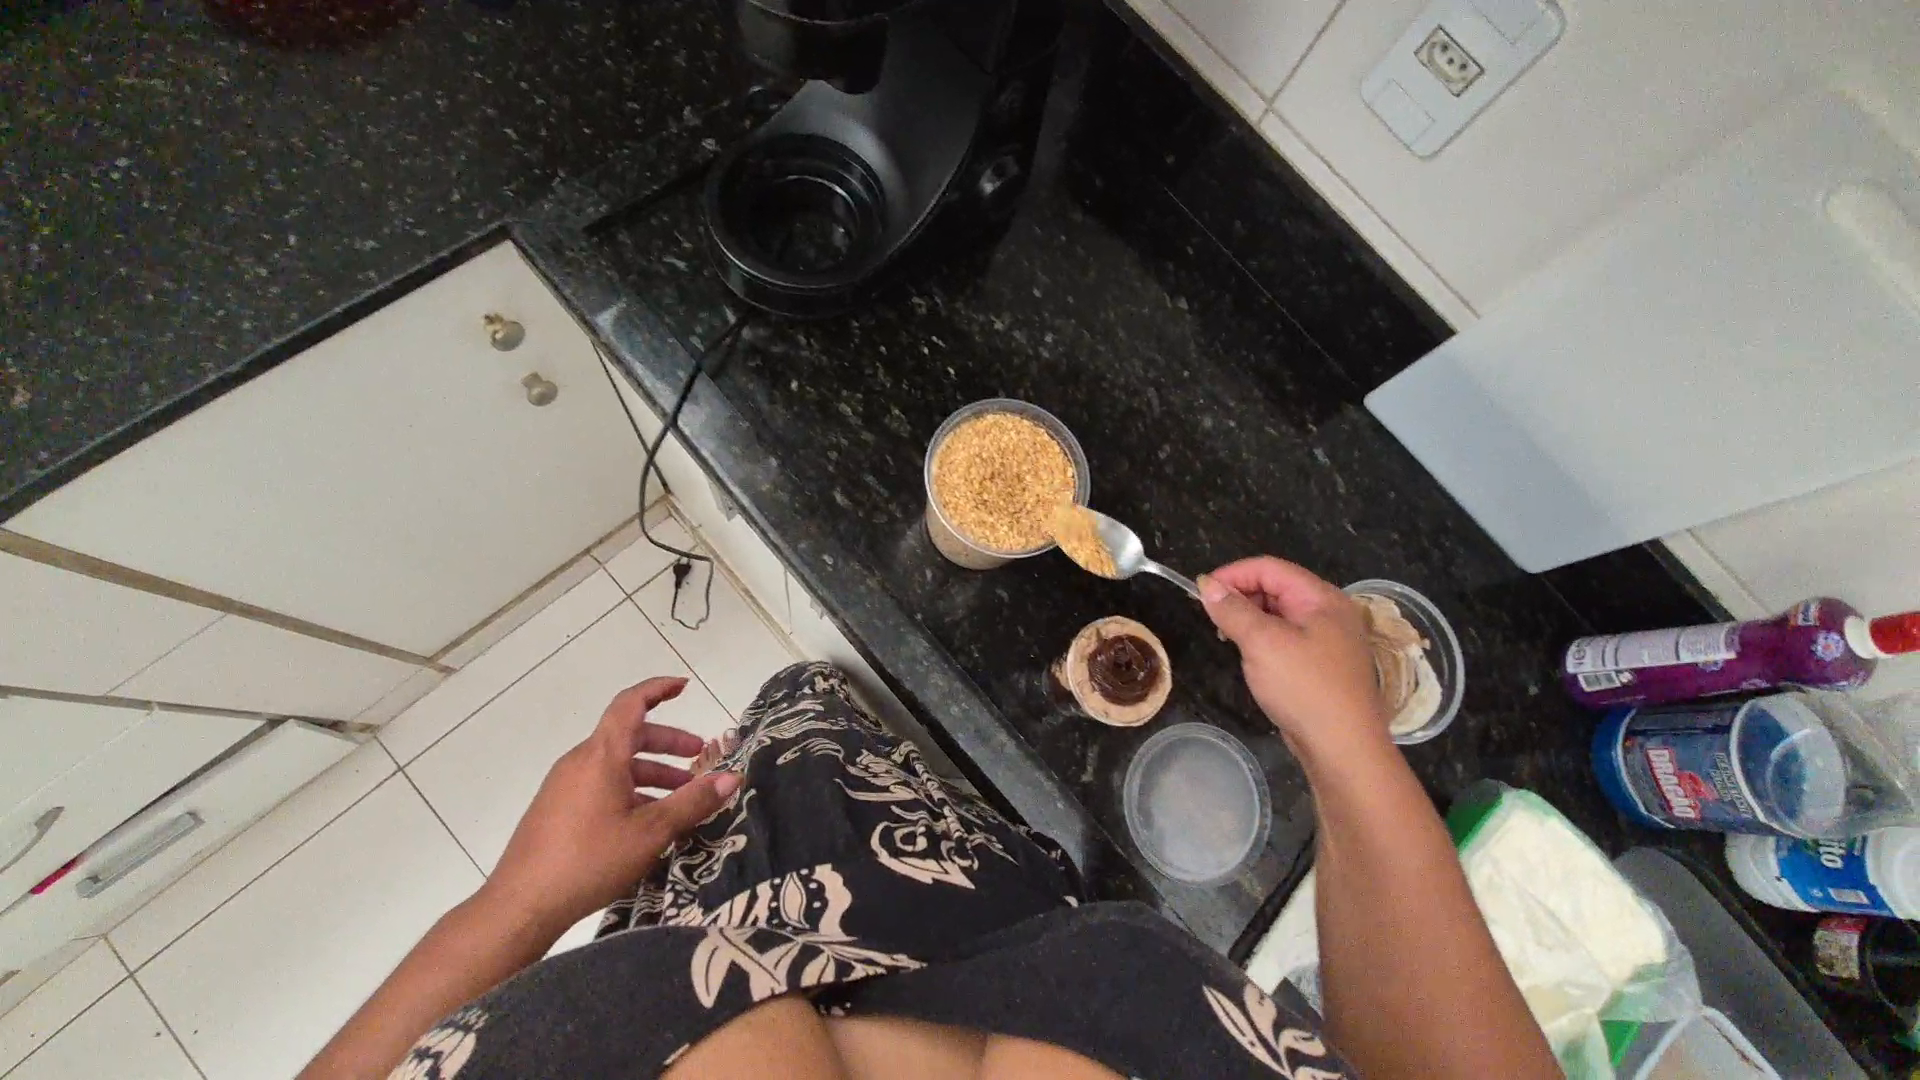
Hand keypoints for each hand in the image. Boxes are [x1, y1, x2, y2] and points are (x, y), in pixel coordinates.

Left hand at [477, 676, 740, 936]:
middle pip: (629, 736)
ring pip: (616, 765)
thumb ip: (693, 801)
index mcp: (601, 756)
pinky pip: (601, 785)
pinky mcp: (556, 809)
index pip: (631, 704)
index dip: (658, 689)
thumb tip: (732, 777)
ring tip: (680, 798)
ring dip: (652, 772)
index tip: (684, 686)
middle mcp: (580, 762)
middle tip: (698, 757)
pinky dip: (630, 790)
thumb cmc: (590, 860)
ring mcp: (564, 786)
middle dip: (668, 743)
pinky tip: (647, 823)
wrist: (520, 907)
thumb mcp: (651, 831)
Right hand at [1198, 557, 1389, 756]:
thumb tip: (1208, 586)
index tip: (1201, 592)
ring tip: (1227, 637)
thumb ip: (1233, 610)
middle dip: (1240, 596)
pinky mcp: (1322, 663)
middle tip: (1212, 618)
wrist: (1343, 747)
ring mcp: (1328, 638)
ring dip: (1249, 618)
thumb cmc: (1304, 687)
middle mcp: (1329, 611)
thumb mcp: (1261, 644)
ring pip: (1279, 613)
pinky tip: (1250, 656)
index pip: (1269, 568)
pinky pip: (1286, 637)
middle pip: (1276, 587)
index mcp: (1321, 598)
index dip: (1232, 575)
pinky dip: (1262, 638)